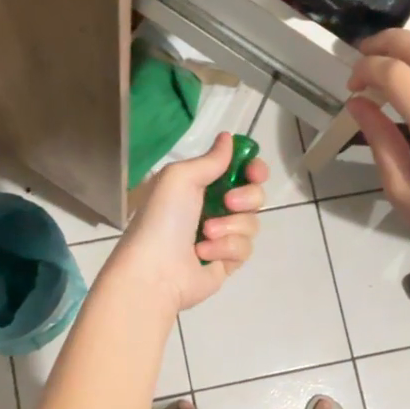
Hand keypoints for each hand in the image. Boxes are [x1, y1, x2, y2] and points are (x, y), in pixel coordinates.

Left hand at [100, 133, 270, 312]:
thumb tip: (228, 137)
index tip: (254, 172)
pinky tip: (204, 254)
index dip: (253, 169)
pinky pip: (245, 248)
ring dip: (231, 227)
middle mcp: (213, 207)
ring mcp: (222, 235)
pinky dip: (226, 248)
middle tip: (228, 202)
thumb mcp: (180, 178)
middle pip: (254, 195)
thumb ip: (210, 159)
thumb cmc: (162, 219)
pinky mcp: (227, 261)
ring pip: (252, 223)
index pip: (239, 170)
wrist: (155, 271)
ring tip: (204, 234)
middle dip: (247, 197)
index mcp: (199, 185)